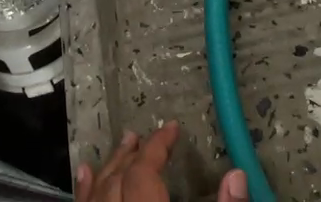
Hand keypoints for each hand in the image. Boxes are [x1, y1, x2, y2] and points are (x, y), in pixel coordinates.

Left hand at [74, 122, 247, 201]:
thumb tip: (237, 174)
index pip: (144, 171)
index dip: (158, 146)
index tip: (172, 128)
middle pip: (118, 180)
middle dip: (133, 154)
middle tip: (146, 135)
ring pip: (99, 193)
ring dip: (111, 166)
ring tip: (124, 144)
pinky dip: (84, 189)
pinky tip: (85, 172)